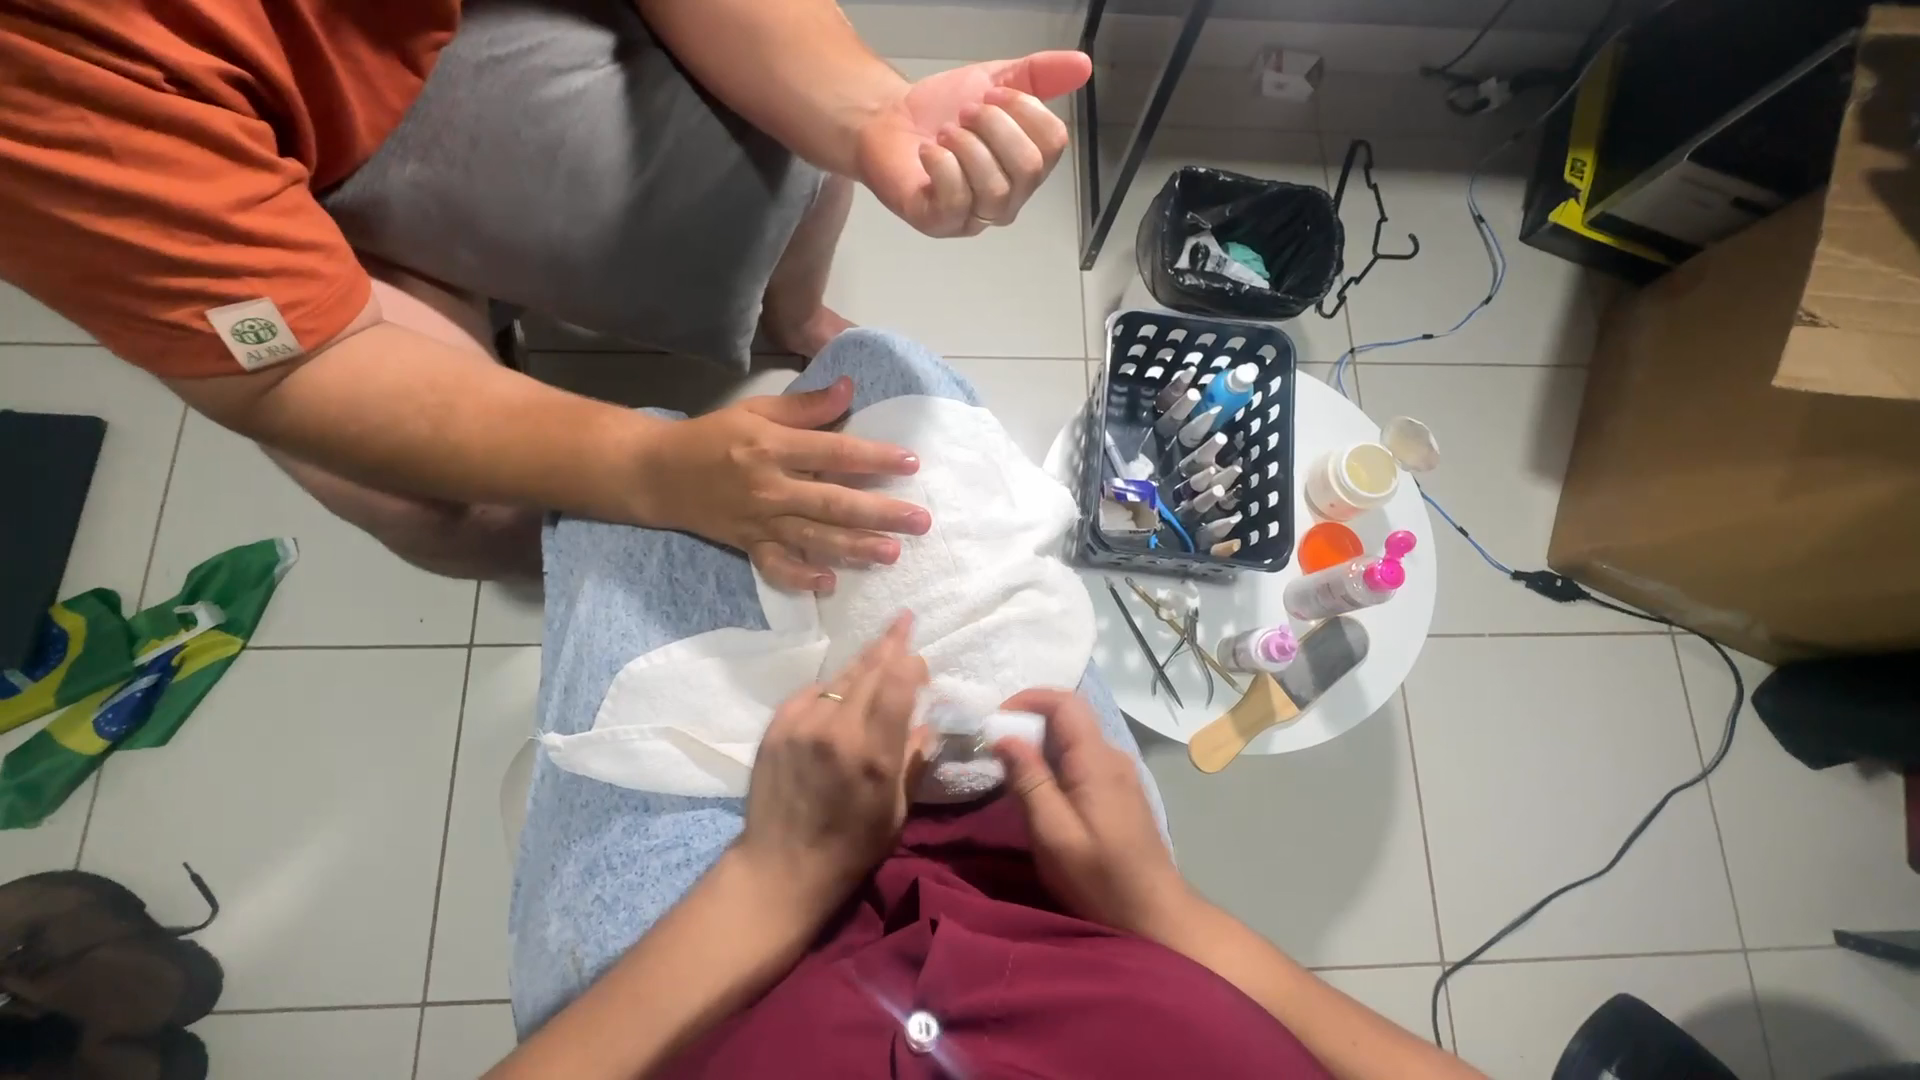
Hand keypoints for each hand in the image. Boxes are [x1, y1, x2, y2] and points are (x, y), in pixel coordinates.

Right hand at [638, 377, 930, 590]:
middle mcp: (769, 486)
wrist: (658, 473)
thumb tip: (850, 389)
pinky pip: (775, 566)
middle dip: (880, 512)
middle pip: (833, 502)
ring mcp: (759, 521)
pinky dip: (800, 576)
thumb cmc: (713, 436)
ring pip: (814, 537)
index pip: (834, 453)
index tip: (911, 463)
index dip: (874, 457)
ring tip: (893, 553)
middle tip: (920, 521)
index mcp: (772, 447)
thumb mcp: (756, 410)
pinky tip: (829, 583)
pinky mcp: (747, 545)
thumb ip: (805, 406)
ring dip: (856, 547)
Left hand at [736, 612, 930, 908]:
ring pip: (840, 677)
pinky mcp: (776, 726)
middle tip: (904, 621)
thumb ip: (913, 760)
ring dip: (863, 662)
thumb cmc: (850, 846)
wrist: (780, 867)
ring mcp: (802, 724)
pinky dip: (832, 686)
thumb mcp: (896, 810)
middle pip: (870, 670)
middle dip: (890, 644)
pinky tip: (841, 689)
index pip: (897, 685)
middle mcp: (837, 730)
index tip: (919, 655)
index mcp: (874, 755)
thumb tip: (925, 722)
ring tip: (879, 646)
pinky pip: (813, 692)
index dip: (910, 661)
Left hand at [855, 51, 1090, 237]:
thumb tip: (1084, 66)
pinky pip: (956, 200)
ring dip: (967, 147)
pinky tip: (928, 151)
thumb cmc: (942, 112)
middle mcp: (1005, 201)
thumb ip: (1039, 76)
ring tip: (945, 133)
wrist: (887, 121)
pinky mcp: (938, 224)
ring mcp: (972, 218)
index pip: (1051, 146)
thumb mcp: (995, 81)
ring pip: (994, 190)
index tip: (991, 95)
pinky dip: (942, 165)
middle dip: (995, 127)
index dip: (1025, 111)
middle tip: (965, 113)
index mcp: (1025, 170)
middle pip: (1027, 169)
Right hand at [994, 688, 1199, 941]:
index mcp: (1097, 760)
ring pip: (1074, 738)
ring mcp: (1119, 774)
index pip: (1065, 703)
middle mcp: (1112, 756)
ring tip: (1009, 769)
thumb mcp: (1054, 835)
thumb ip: (1029, 781)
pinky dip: (1054, 762)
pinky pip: (1081, 759)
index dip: (1028, 699)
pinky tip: (1039, 790)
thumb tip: (1004, 735)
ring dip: (1040, 744)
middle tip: (994, 747)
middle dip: (1028, 722)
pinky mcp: (1118, 792)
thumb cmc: (1101, 879)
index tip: (995, 719)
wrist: (1155, 916)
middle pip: (1069, 717)